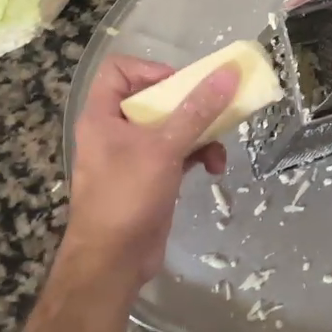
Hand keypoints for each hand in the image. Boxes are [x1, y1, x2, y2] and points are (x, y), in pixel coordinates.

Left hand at [60, 54, 233, 291]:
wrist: (113, 262)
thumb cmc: (127, 197)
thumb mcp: (165, 147)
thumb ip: (198, 109)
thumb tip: (229, 73)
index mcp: (103, 116)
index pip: (118, 70)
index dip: (150, 69)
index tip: (181, 83)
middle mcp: (116, 130)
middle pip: (155, 97)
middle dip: (190, 103)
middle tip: (215, 106)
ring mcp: (134, 155)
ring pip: (173, 125)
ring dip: (202, 132)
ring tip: (220, 145)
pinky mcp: (152, 176)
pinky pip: (180, 152)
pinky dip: (199, 155)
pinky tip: (214, 168)